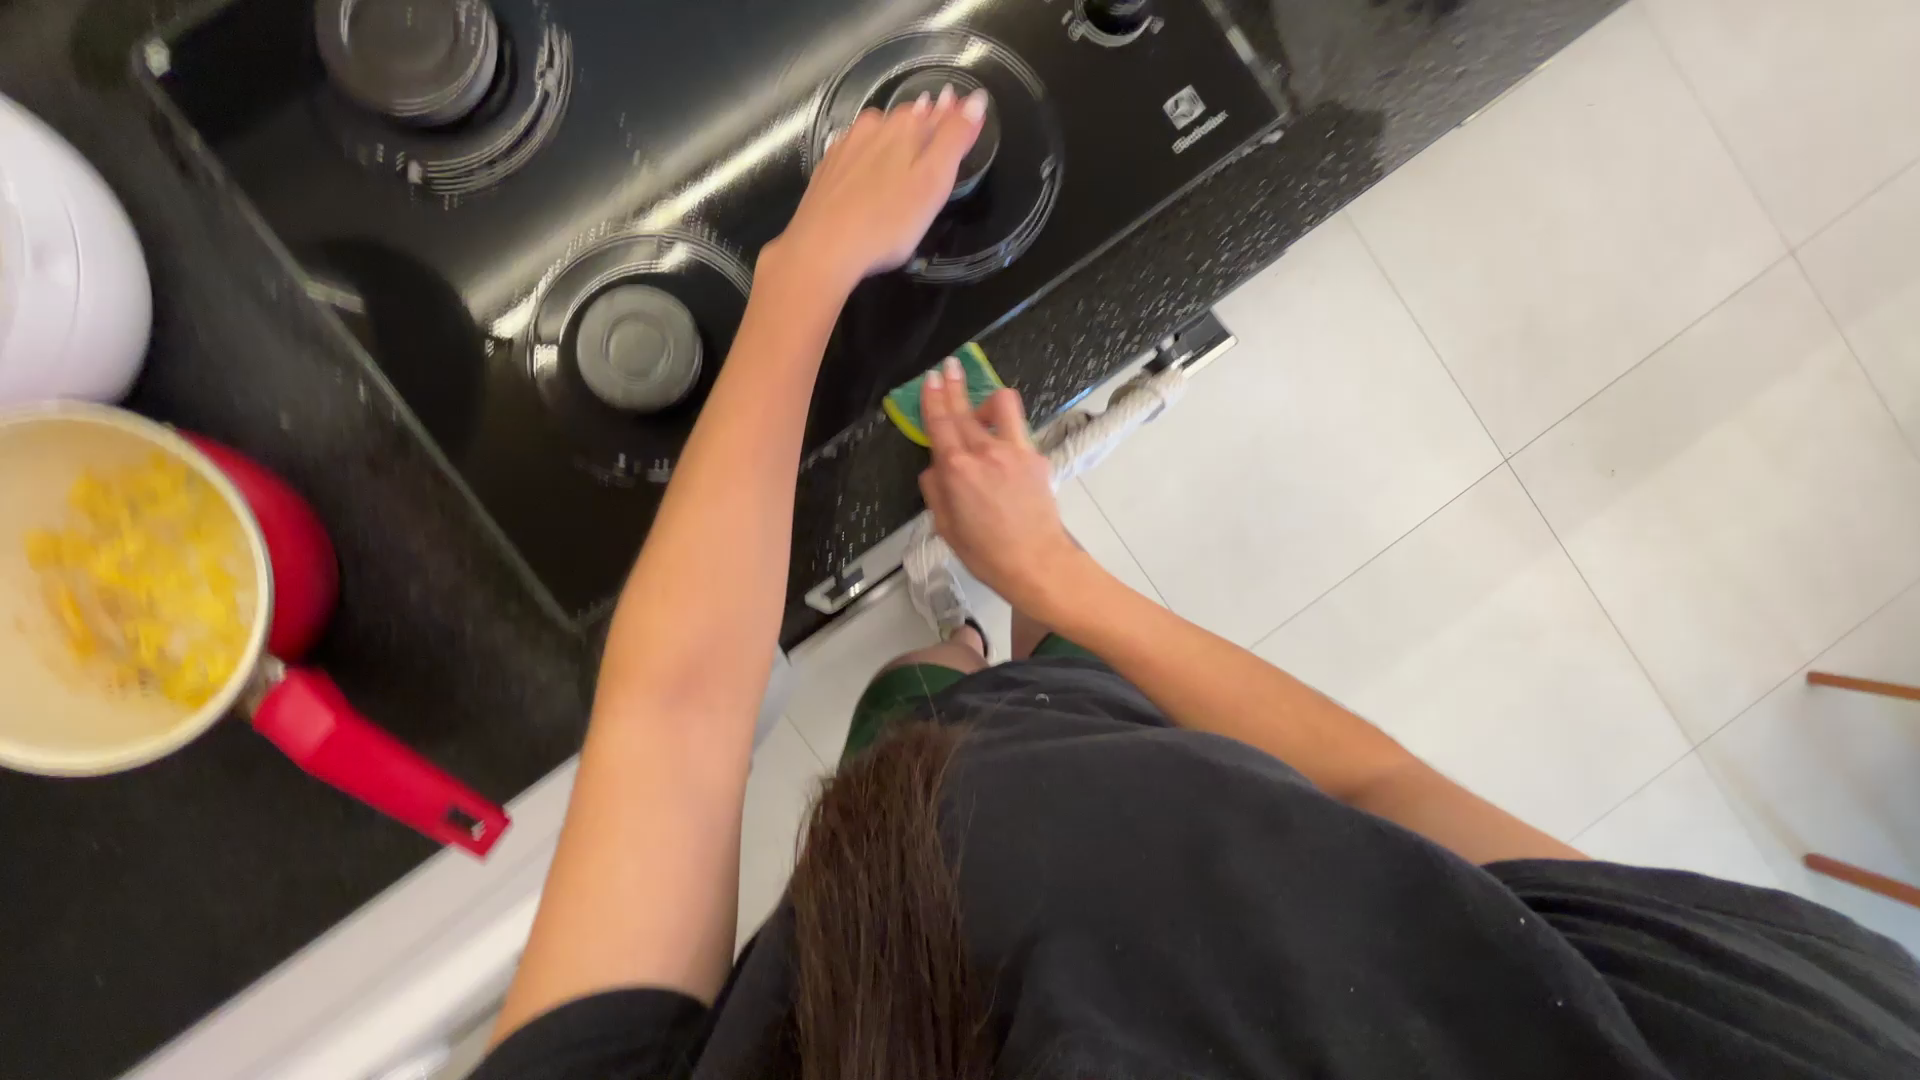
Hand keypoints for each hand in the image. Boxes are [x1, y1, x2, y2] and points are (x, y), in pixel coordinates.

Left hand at [767, 86, 986, 286]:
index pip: (940, 113)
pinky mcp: (828, 168)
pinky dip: (868, 158)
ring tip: (905, 162)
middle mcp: (874, 126)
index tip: (966, 131)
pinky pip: (856, 152)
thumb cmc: (887, 223)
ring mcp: (847, 145)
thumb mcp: (933, 183)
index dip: (955, 121)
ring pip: (879, 134)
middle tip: (936, 153)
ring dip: (894, 141)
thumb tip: (976, 99)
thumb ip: (955, 139)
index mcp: (905, 127)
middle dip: (924, 130)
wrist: (824, 248)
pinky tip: (870, 176)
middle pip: (908, 120)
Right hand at [918, 356, 1086, 614]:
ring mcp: (1014, 451)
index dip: (933, 397)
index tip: (932, 379)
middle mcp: (984, 452)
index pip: (940, 422)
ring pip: (1002, 405)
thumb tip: (935, 467)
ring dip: (988, 401)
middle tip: (948, 367)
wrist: (1035, 562)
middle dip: (954, 385)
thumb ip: (935, 489)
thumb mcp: (945, 526)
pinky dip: (1006, 433)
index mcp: (956, 469)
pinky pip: (1018, 432)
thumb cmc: (985, 552)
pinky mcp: (1036, 458)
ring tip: (982, 410)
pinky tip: (1003, 449)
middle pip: (965, 408)